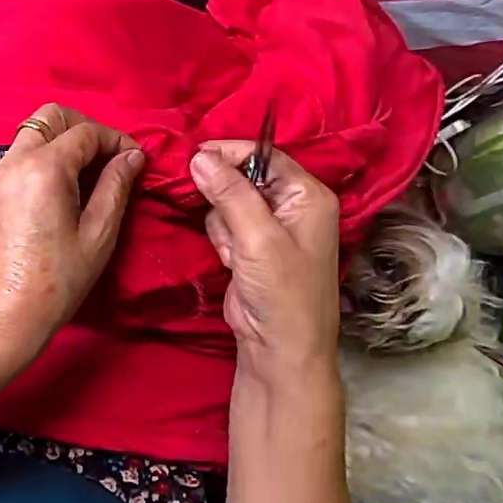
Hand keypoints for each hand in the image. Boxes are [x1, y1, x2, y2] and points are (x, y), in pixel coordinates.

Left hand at [0, 104, 143, 370]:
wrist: (5, 314)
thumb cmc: (59, 280)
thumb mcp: (99, 233)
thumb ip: (116, 186)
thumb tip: (132, 156)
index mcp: (43, 169)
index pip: (85, 132)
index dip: (116, 140)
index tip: (134, 158)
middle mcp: (12, 162)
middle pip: (49, 117)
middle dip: (83, 127)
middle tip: (106, 156)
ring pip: (29, 135)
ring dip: (60, 142)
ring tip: (84, 174)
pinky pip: (15, 159)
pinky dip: (39, 161)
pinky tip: (56, 191)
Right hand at [190, 142, 340, 384]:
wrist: (278, 348)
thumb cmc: (282, 293)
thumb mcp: (257, 238)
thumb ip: (230, 193)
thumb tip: (199, 157)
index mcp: (307, 195)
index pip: (265, 155)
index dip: (230, 154)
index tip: (195, 156)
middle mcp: (291, 205)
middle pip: (243, 177)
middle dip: (225, 198)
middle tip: (227, 224)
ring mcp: (270, 226)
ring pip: (227, 201)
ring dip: (223, 224)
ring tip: (236, 252)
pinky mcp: (250, 245)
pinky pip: (223, 224)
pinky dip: (221, 240)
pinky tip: (232, 262)